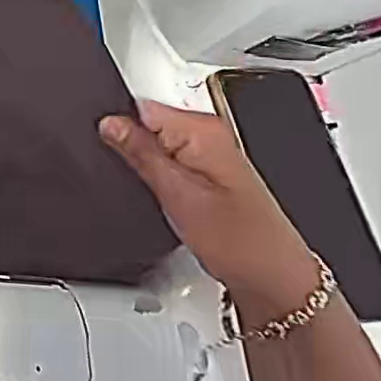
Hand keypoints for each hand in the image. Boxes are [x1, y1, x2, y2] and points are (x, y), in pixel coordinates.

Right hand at [100, 101, 320, 316]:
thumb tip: (110, 123)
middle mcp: (210, 132)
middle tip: (147, 182)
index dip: (119, 127)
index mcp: (202, 129)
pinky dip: (161, 175)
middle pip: (148, 121)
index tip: (118, 152)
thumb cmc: (238, 241)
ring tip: (163, 195)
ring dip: (147, 164)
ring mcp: (211, 150)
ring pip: (157, 142)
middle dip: (133, 147)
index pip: (141, 105)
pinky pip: (170, 158)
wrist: (270, 275)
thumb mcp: (176, 195)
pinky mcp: (209, 168)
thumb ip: (140, 152)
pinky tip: (169, 198)